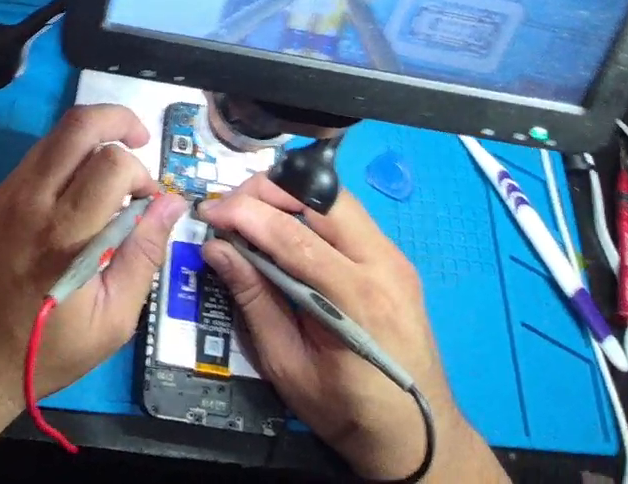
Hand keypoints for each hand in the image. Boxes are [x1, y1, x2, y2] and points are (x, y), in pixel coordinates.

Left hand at [0, 105, 187, 434]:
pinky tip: (75, 196)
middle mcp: (32, 201)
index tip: (149, 203)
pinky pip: (35, 159)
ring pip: (54, 136)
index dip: (142, 174)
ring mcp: (6, 194)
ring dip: (90, 140)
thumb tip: (171, 204)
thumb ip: (144, 255)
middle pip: (77, 125)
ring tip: (110, 174)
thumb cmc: (42, 353)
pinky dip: (64, 160)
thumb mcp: (112, 322)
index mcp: (65, 236)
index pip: (112, 162)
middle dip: (118, 119)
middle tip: (139, 140)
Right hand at [199, 176, 500, 481]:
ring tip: (249, 213)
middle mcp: (383, 264)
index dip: (245, 214)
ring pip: (333, 196)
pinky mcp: (393, 256)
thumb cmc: (349, 412)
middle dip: (266, 191)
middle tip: (228, 208)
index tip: (208, 210)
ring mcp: (394, 256)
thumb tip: (216, 248)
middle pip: (319, 197)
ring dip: (286, 195)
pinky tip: (282, 227)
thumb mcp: (287, 366)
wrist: (419, 436)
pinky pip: (344, 213)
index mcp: (359, 300)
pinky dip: (306, 208)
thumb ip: (254, 300)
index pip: (294, 235)